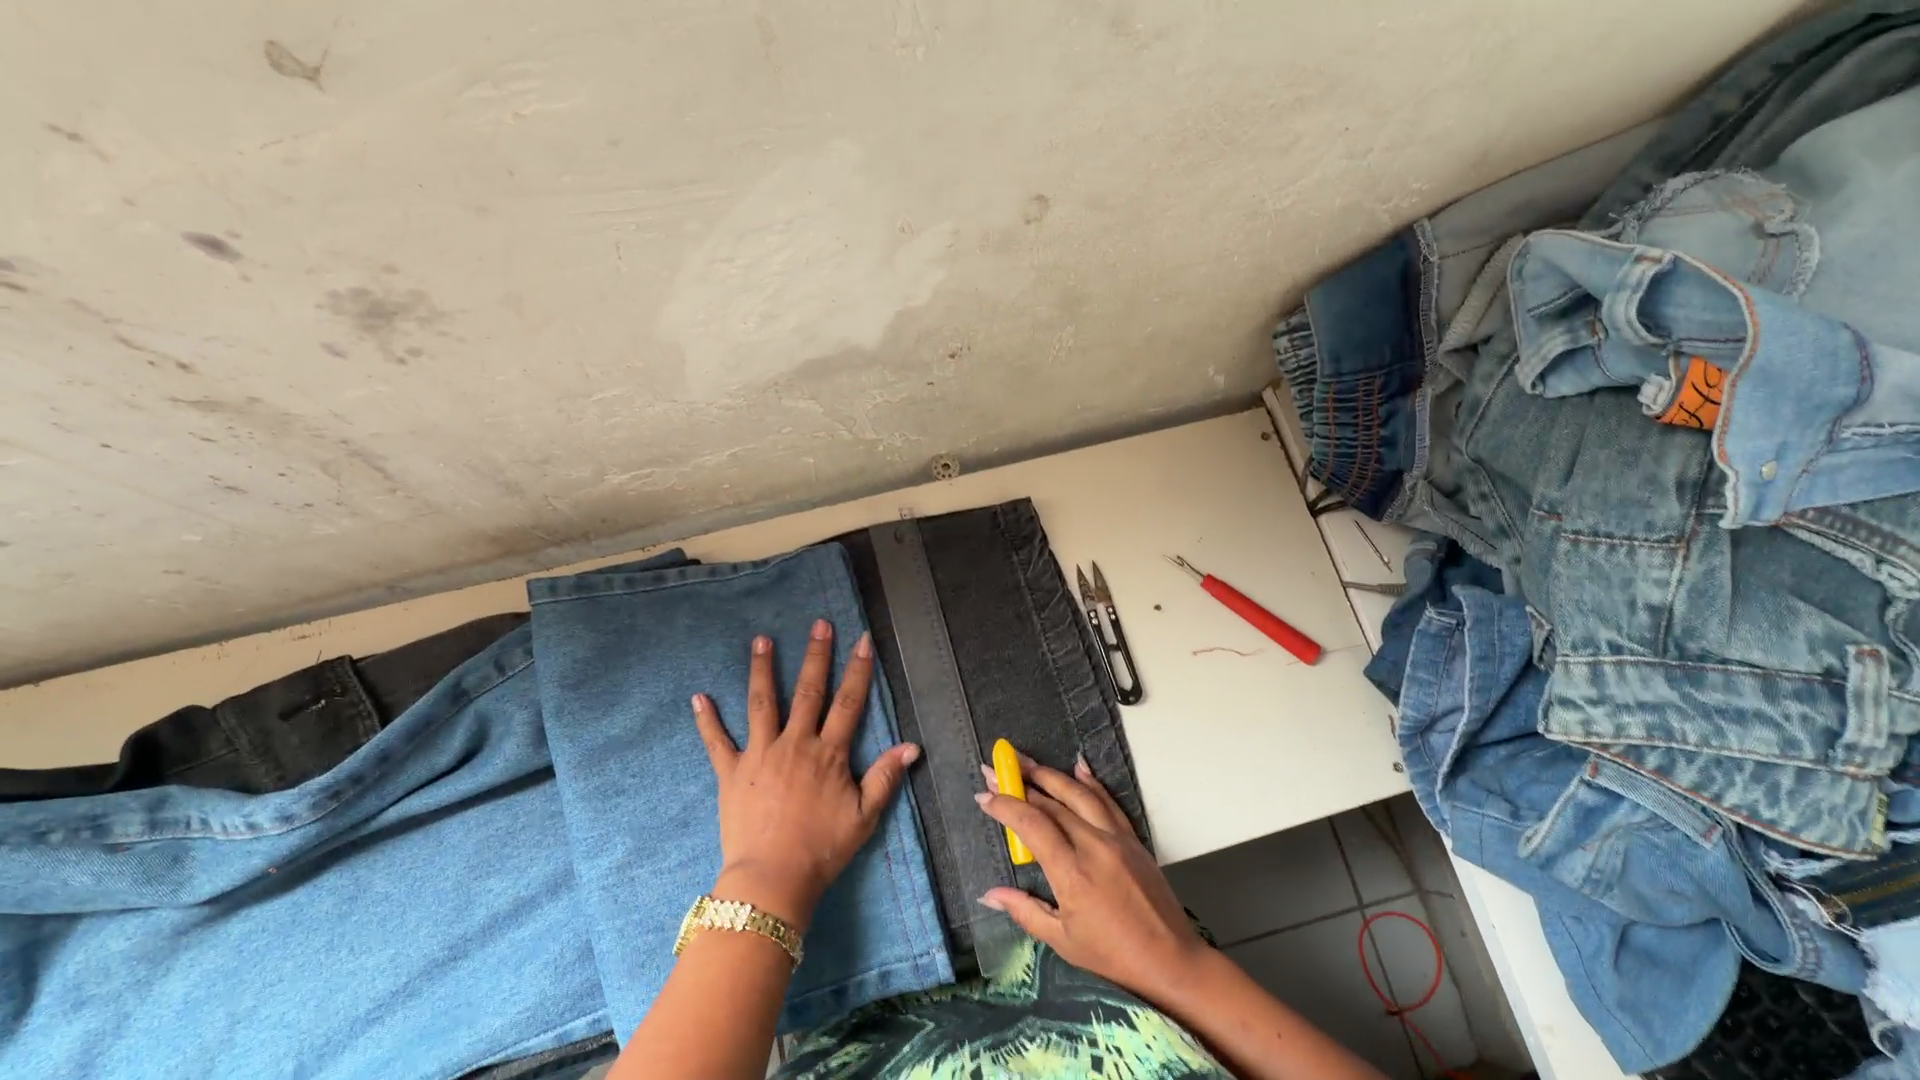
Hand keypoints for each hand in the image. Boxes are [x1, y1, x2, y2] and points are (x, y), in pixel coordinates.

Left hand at [692, 620, 919, 929]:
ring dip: (762, 670)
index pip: (848, 703)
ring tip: (761, 640)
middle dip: (816, 656)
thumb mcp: (864, 817)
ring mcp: (760, 755)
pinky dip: (707, 720)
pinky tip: (698, 697)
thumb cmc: (823, 850)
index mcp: (829, 754)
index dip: (857, 671)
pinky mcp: (731, 773)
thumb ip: (885, 778)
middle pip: (808, 692)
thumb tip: (911, 746)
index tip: (861, 640)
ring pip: (762, 703)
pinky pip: (717, 742)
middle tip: (819, 624)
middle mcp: (795, 744)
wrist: (774, 878)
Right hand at [976, 753, 1207, 1003]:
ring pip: (1079, 795)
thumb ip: (1024, 911)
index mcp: (1072, 873)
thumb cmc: (1112, 955)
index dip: (1006, 806)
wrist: (1170, 958)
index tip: (984, 796)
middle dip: (1020, 783)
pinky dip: (1091, 782)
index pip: (1032, 825)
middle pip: (1052, 804)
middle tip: (994, 769)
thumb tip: (989, 893)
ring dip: (1050, 774)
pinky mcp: (1133, 839)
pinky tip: (1077, 767)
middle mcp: (1094, 846)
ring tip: (1026, 760)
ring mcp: (1117, 839)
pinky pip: (1108, 802)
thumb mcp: (1061, 940)